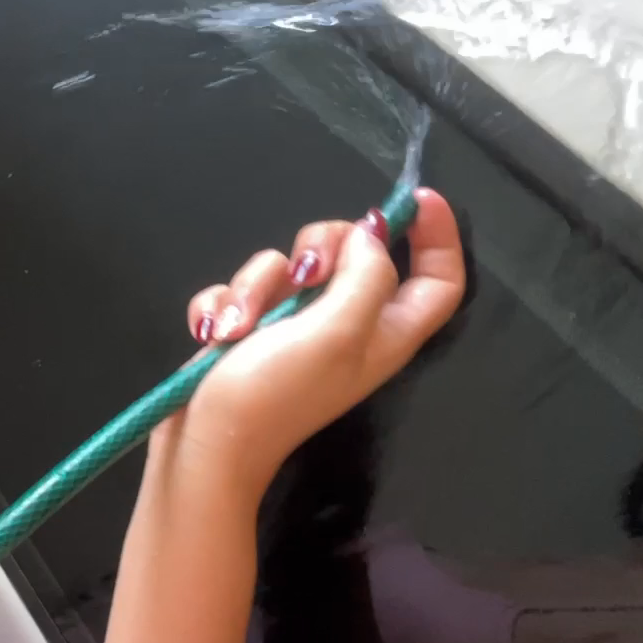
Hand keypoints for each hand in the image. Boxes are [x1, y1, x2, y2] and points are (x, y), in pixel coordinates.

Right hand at [174, 188, 464, 479]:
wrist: (206, 444)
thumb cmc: (275, 393)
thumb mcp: (335, 331)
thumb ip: (366, 274)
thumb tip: (369, 234)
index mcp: (382, 332)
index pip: (436, 280)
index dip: (436, 237)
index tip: (412, 199)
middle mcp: (341, 325)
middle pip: (352, 255)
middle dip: (319, 249)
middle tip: (302, 274)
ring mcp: (289, 328)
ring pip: (283, 268)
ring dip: (253, 288)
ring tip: (237, 328)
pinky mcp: (246, 331)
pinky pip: (238, 291)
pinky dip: (221, 305)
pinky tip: (211, 332)